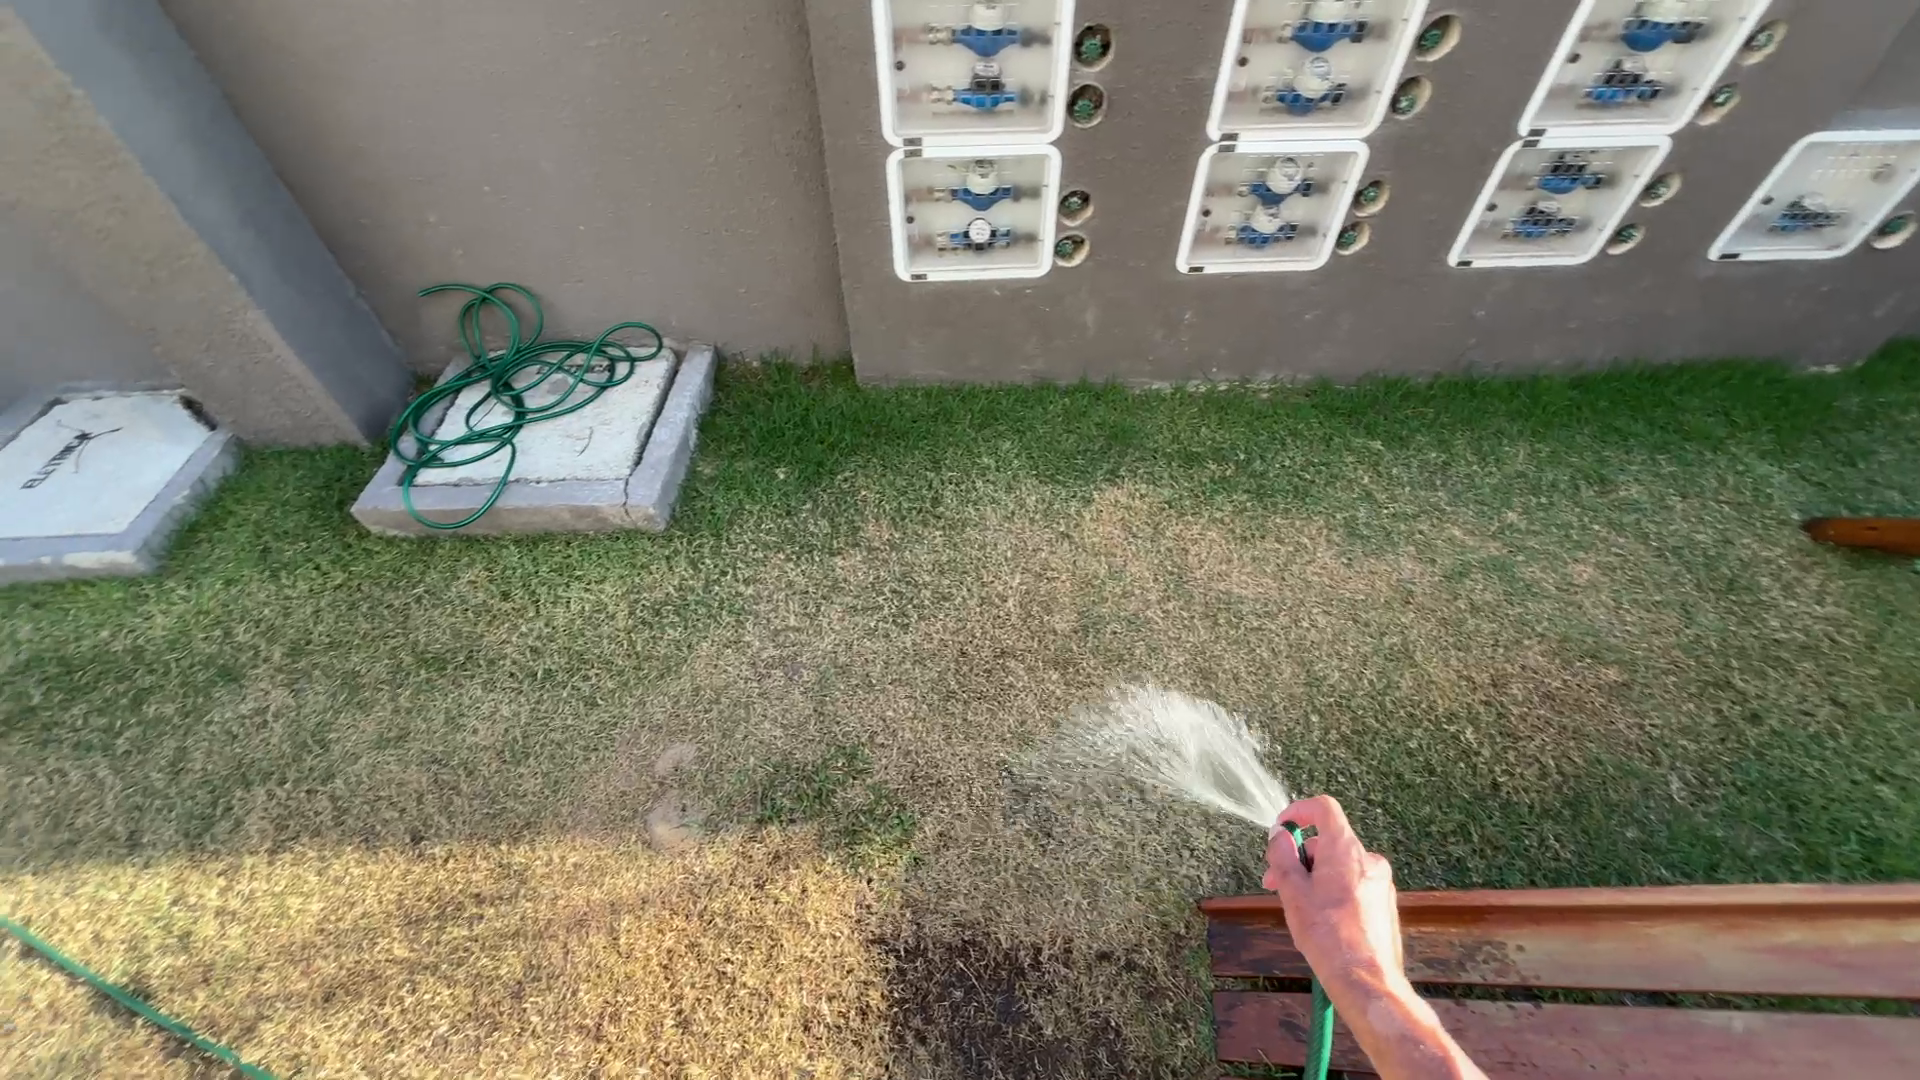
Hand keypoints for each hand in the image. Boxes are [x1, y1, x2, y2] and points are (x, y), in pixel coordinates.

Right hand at [1264, 795, 1406, 996]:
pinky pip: (1352, 883)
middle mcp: (1369, 860)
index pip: (1323, 808)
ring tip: (1296, 904)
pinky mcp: (1384, 905)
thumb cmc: (1326, 932)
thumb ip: (1282, 854)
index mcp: (1346, 849)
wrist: (1365, 980)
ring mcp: (1380, 883)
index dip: (1298, 811)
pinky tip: (1319, 917)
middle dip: (1299, 856)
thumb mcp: (1291, 888)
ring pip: (1338, 865)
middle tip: (1276, 881)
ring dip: (1313, 875)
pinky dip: (1331, 889)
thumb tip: (1279, 834)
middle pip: (1327, 841)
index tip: (1281, 829)